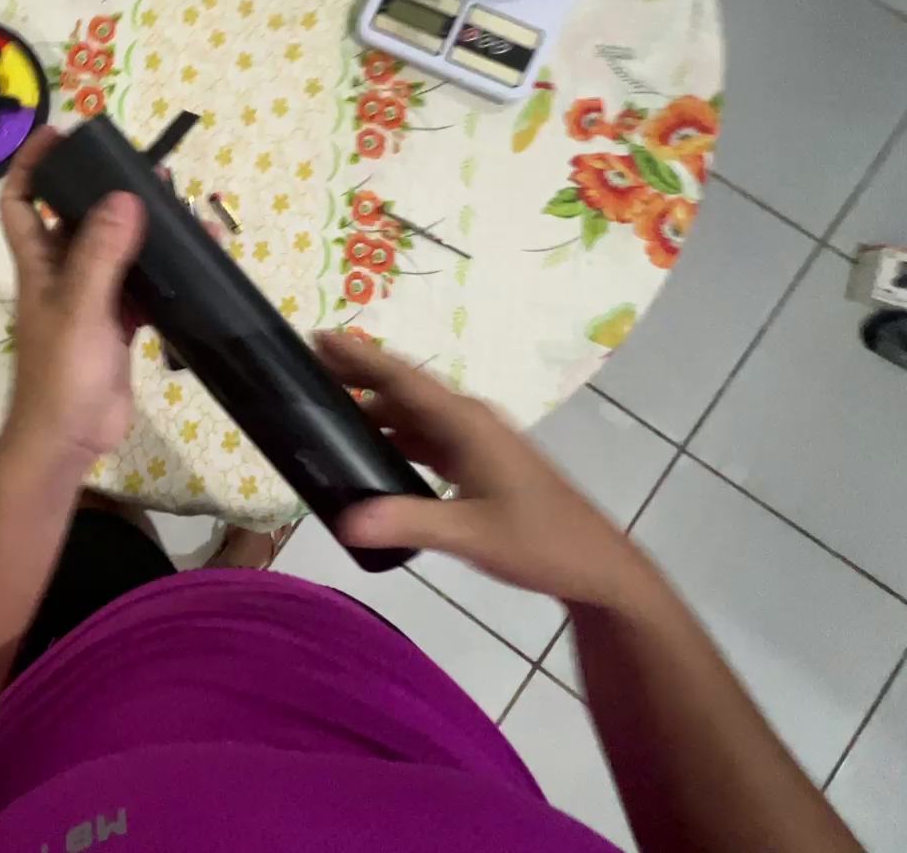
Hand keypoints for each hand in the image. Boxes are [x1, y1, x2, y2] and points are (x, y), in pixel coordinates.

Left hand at [0, 129, 146, 465]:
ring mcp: (92, 299)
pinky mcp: (118, 323)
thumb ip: (101, 254)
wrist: (70, 438)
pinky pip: (140, 286)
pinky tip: (189, 259)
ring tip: (179, 206)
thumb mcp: (80, 308)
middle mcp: (62, 273)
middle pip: (79, 218)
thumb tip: (125, 197)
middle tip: (146, 170)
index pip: (22, 202)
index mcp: (39, 263)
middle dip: (106, 191)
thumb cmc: (61, 373)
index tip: (58, 136)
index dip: (31, 165)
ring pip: (116, 251)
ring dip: (142, 230)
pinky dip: (161, 272)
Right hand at [316, 331, 660, 609]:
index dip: (360, 357)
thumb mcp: (472, 534)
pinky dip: (392, 434)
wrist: (598, 567)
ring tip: (326, 405)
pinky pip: (423, 436)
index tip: (319, 338)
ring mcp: (473, 439)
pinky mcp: (474, 460)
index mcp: (467, 423)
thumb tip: (345, 522)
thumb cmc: (542, 543)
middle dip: (357, 374)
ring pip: (412, 412)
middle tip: (308, 366)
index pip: (403, 379)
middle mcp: (468, 420)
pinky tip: (367, 447)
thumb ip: (409, 522)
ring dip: (372, 406)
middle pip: (404, 388)